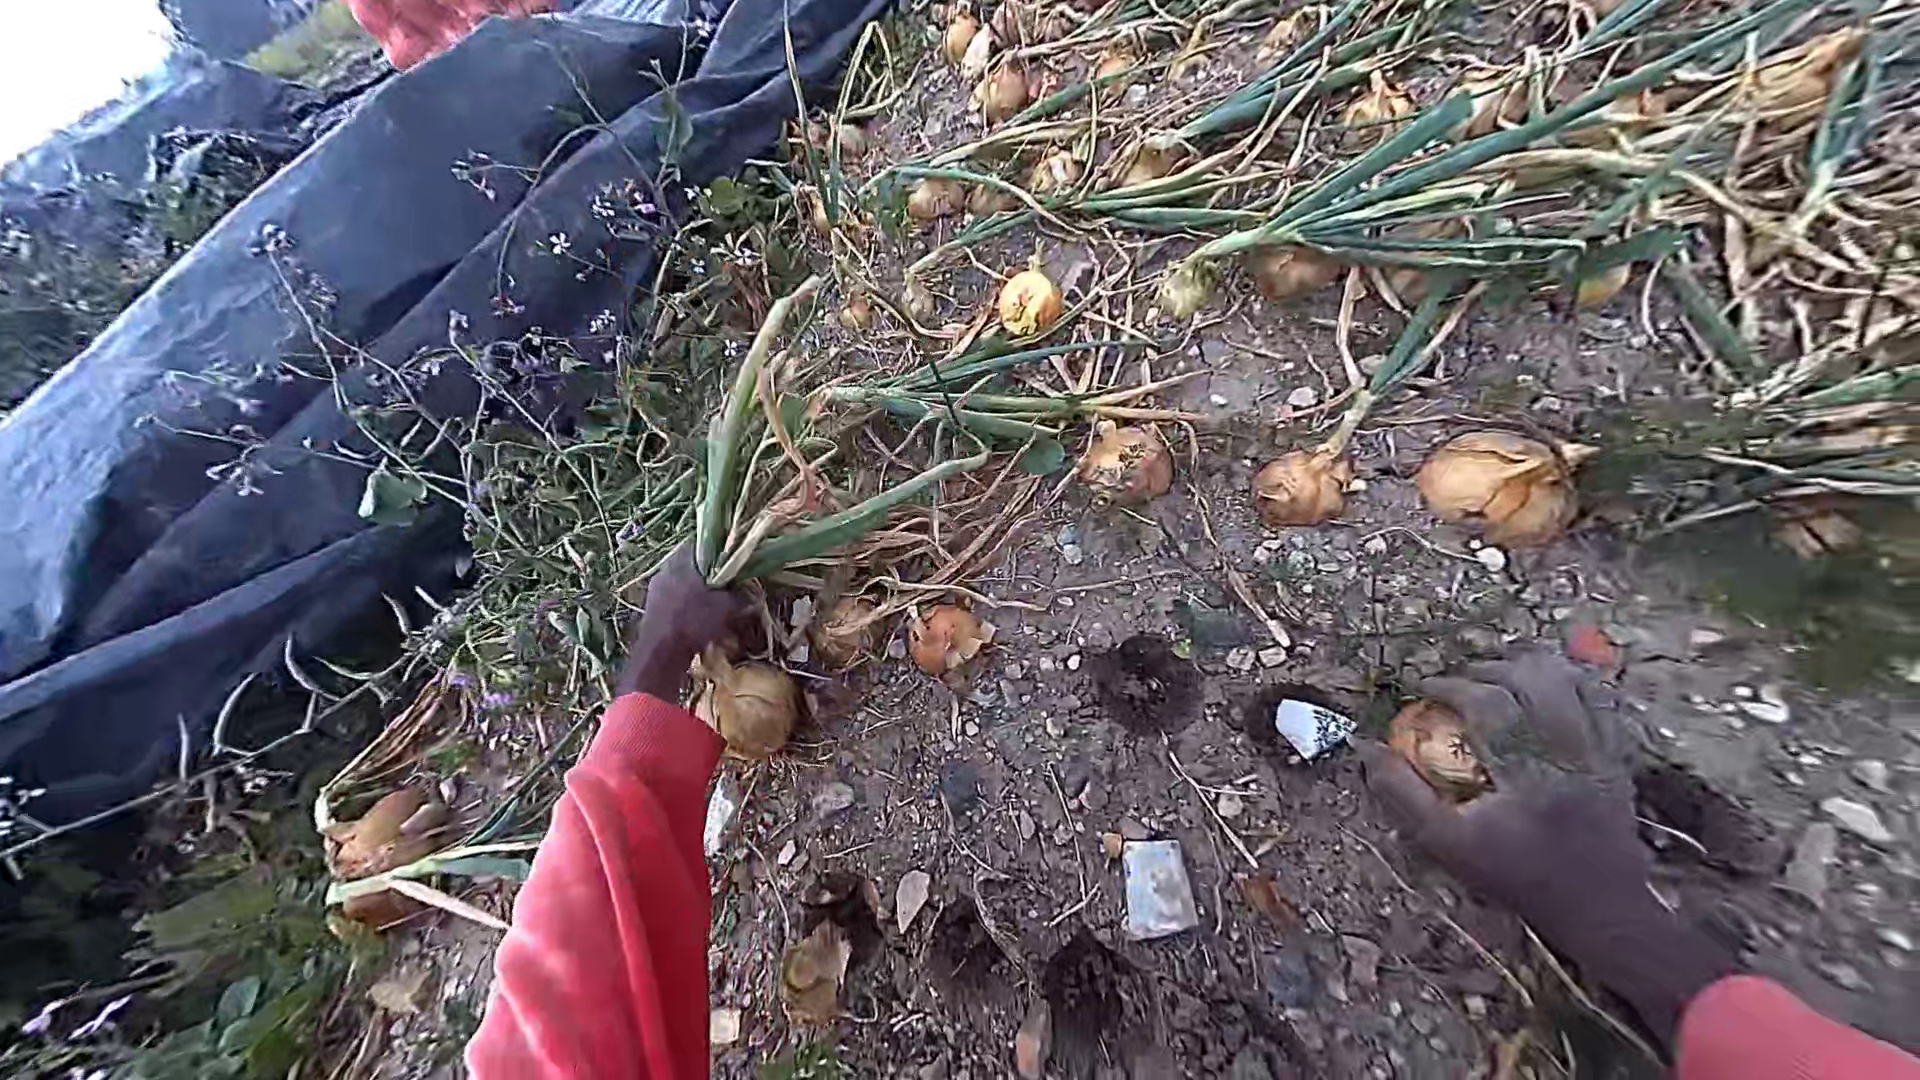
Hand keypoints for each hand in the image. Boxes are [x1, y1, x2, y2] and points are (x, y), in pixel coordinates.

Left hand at [614, 548, 743, 700]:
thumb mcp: (728, 606)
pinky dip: (687, 599)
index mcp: (684, 559)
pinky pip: (674, 594)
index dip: (722, 548)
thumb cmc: (695, 621)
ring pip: (683, 578)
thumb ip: (742, 594)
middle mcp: (666, 567)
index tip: (735, 558)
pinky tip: (698, 613)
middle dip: (710, 569)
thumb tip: (752, 591)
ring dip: (697, 585)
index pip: (704, 542)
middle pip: (693, 560)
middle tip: (728, 579)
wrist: (661, 652)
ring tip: (715, 598)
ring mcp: (656, 586)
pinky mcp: (652, 604)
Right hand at [1357, 654, 1732, 1048]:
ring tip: (1495, 675)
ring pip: (1574, 683)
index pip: (1490, 702)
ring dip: (1529, 668)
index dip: (1450, 685)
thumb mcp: (1442, 842)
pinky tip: (1540, 684)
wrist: (1603, 912)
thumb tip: (1364, 745)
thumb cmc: (1514, 874)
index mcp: (1527, 772)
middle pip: (1535, 679)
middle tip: (1457, 681)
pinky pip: (1601, 702)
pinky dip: (1570, 682)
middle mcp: (1571, 754)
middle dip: (1488, 668)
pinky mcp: (1619, 759)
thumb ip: (1400, 791)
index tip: (1423, 690)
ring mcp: (1603, 754)